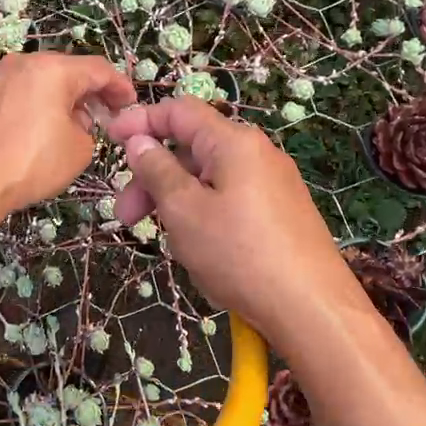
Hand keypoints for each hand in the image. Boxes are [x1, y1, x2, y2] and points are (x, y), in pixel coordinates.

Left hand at [0, 52, 134, 212]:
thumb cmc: (32, 161)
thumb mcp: (79, 148)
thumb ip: (87, 126)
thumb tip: (75, 118)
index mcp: (52, 69)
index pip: (97, 69)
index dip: (119, 86)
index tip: (130, 104)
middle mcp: (24, 63)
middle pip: (67, 70)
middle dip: (90, 91)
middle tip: (105, 116)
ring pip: (42, 80)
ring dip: (63, 97)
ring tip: (75, 126)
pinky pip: (21, 91)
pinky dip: (38, 102)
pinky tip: (42, 128)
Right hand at [105, 96, 368, 348]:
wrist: (316, 314)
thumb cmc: (240, 255)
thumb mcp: (183, 210)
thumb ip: (156, 169)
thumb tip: (139, 141)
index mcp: (234, 142)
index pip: (178, 111)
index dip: (140, 120)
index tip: (109, 140)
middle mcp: (257, 154)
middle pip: (191, 147)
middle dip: (152, 175)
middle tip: (126, 215)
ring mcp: (273, 185)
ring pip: (208, 177)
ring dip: (173, 198)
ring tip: (162, 239)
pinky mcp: (281, 214)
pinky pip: (229, 198)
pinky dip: (201, 212)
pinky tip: (196, 247)